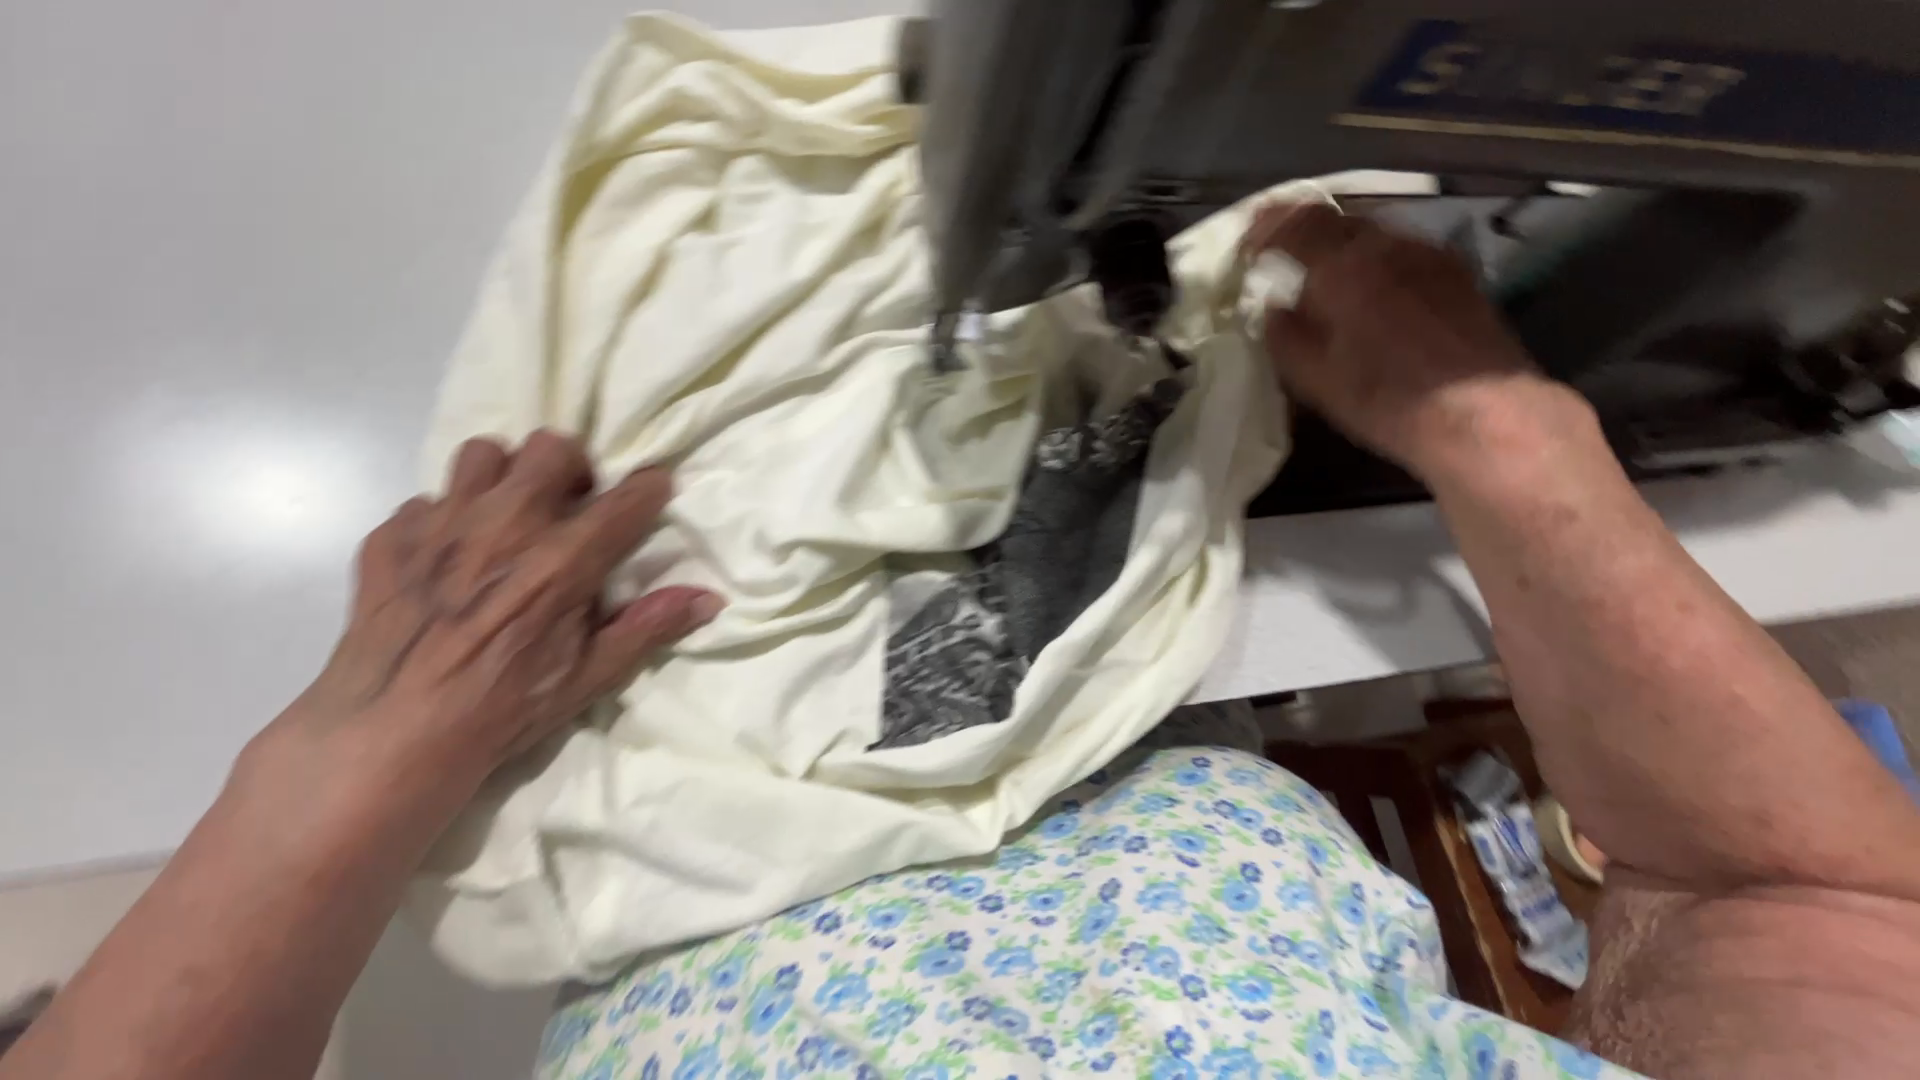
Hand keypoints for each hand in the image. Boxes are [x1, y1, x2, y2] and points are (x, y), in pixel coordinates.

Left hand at [254, 432, 719, 808]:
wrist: (390, 737)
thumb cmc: (503, 708)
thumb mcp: (590, 677)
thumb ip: (649, 626)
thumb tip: (710, 598)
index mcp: (563, 560)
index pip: (627, 497)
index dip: (650, 488)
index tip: (653, 494)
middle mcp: (506, 525)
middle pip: (551, 446)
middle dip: (571, 467)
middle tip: (571, 505)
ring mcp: (442, 525)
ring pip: (483, 454)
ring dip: (504, 477)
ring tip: (507, 516)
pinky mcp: (390, 537)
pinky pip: (426, 501)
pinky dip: (445, 519)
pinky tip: (448, 558)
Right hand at [1244, 201, 1565, 474]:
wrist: (1480, 413)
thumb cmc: (1384, 398)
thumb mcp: (1313, 378)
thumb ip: (1284, 336)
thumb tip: (1274, 308)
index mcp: (1344, 267)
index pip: (1295, 225)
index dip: (1265, 227)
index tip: (1246, 243)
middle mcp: (1387, 245)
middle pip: (1337, 218)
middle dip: (1301, 227)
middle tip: (1278, 247)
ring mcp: (1427, 254)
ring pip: (1373, 230)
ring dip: (1339, 241)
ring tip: (1321, 265)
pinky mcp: (1455, 273)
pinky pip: (1400, 248)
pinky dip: (1372, 256)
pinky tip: (1368, 283)